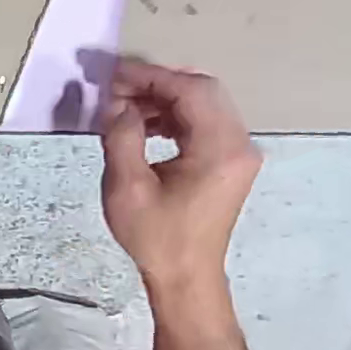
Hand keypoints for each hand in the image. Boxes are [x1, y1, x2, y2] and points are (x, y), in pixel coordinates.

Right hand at [99, 59, 261, 293]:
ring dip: (162, 99)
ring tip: (121, 106)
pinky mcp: (227, 162)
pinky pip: (201, 123)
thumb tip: (116, 104)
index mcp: (219, 148)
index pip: (190, 91)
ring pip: (202, 104)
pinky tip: (142, 124)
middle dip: (156, 83)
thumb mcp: (127, 186)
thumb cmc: (155, 235)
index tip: (112, 75)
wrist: (185, 274)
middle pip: (202, 91)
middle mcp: (237, 144)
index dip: (150, 76)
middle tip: (114, 88)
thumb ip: (122, 137)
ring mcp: (236, 153)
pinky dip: (171, 115)